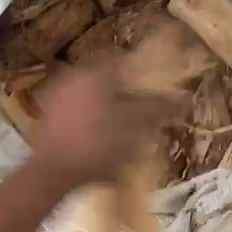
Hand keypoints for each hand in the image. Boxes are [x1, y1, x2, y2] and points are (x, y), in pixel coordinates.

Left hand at [27, 64, 179, 189]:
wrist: (53, 172)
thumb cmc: (98, 144)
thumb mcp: (136, 126)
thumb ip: (159, 108)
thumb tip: (185, 96)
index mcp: (96, 72)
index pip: (123, 59)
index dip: (140, 70)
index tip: (152, 85)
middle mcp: (73, 76)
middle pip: (104, 76)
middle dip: (122, 88)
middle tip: (138, 105)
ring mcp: (56, 96)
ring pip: (88, 93)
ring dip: (105, 104)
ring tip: (120, 124)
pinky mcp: (46, 118)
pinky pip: (74, 110)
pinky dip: (88, 118)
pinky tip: (98, 136)